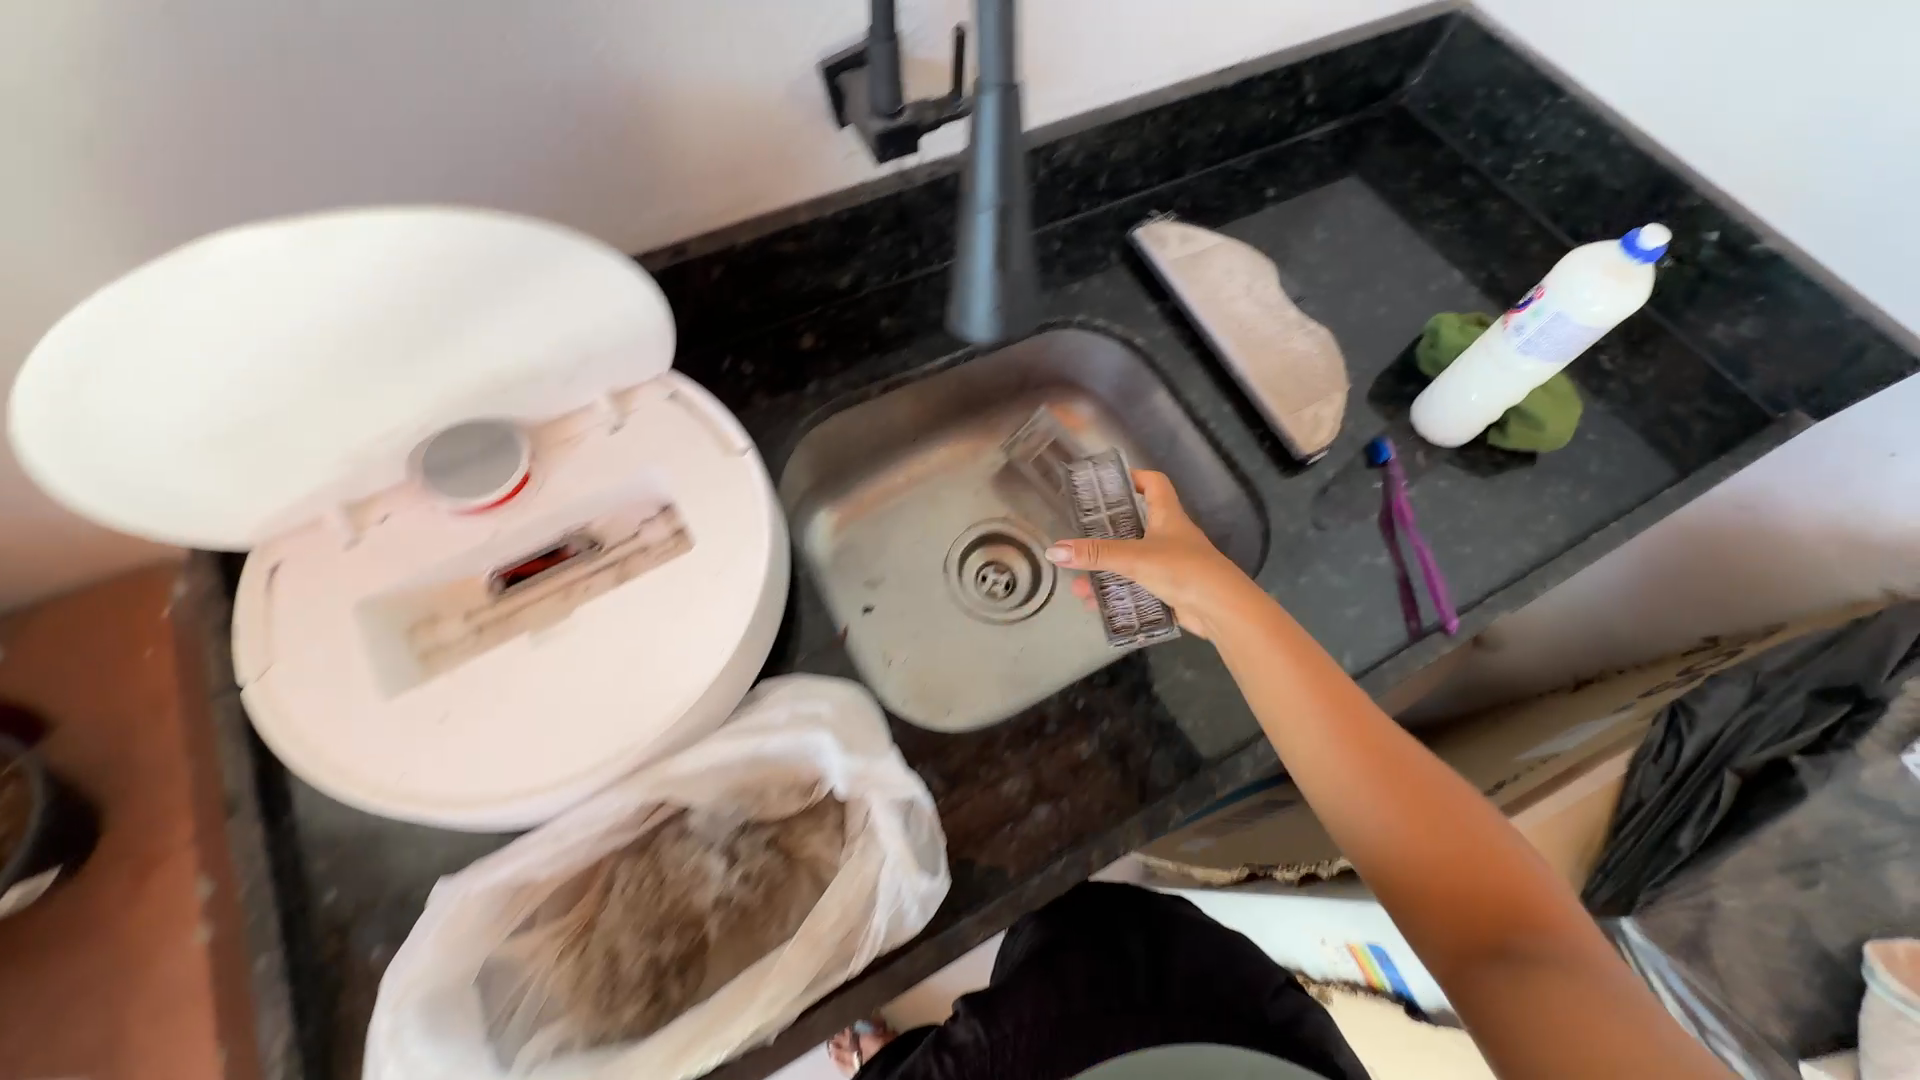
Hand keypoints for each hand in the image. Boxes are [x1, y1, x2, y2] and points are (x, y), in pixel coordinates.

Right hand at [1046, 469, 1258, 639]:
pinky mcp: (1170, 590)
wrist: (1222, 609)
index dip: (1134, 478)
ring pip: (1132, 561)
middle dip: (1106, 534)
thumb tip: (1053, 550)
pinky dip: (1117, 594)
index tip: (1107, 484)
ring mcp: (1171, 564)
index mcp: (1167, 515)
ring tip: (1079, 584)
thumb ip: (1095, 555)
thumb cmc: (1183, 569)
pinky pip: (1137, 587)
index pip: (1154, 483)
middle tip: (1079, 539)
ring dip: (1106, 571)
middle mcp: (1170, 536)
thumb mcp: (1134, 558)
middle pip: (1135, 525)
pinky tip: (1096, 604)